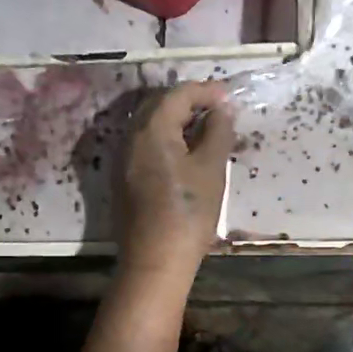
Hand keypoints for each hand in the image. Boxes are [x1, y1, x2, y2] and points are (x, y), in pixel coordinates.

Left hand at [117, 82, 233, 277]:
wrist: (156, 260)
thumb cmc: (188, 212)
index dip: (205, 91)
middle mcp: (130, 137)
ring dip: (177, 120)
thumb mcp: (211, 168)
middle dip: (189, 101)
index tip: (229, 97)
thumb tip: (222, 110)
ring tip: (206, 129)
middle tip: (218, 109)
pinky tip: (186, 152)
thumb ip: (218, 131)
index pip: (178, 94)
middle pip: (159, 105)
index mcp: (151, 129)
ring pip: (150, 125)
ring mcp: (123, 158)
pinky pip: (145, 144)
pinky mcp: (124, 178)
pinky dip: (167, 138)